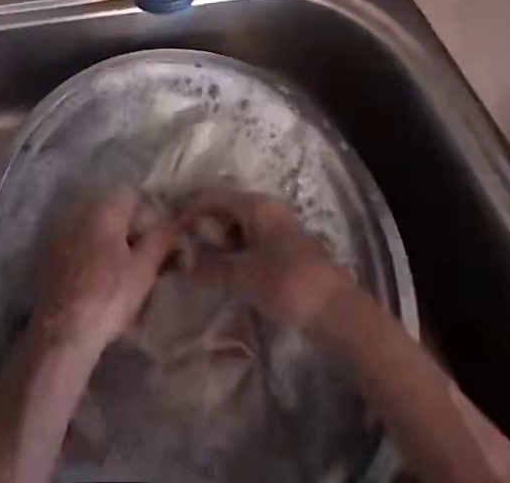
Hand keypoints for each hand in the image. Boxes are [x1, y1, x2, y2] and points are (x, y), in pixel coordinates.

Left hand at [33, 185, 178, 350]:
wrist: (63, 332)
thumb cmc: (109, 294)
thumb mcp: (144, 267)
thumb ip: (161, 238)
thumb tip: (177, 218)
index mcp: (102, 210)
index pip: (131, 193)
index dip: (151, 209)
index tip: (164, 232)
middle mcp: (79, 214)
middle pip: (114, 211)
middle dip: (134, 228)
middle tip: (152, 254)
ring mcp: (63, 236)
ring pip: (98, 230)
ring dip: (116, 243)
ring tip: (132, 270)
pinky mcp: (54, 259)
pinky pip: (83, 246)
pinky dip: (98, 256)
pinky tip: (107, 280)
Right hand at [178, 188, 353, 329]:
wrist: (339, 313)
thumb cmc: (290, 286)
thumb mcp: (246, 279)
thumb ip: (213, 271)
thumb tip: (184, 268)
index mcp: (257, 207)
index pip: (213, 195)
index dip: (189, 208)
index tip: (170, 227)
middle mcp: (267, 210)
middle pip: (225, 207)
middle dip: (202, 223)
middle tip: (179, 243)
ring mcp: (277, 229)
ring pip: (237, 224)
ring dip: (216, 238)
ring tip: (195, 258)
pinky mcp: (283, 249)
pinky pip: (248, 239)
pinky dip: (231, 249)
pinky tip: (221, 268)